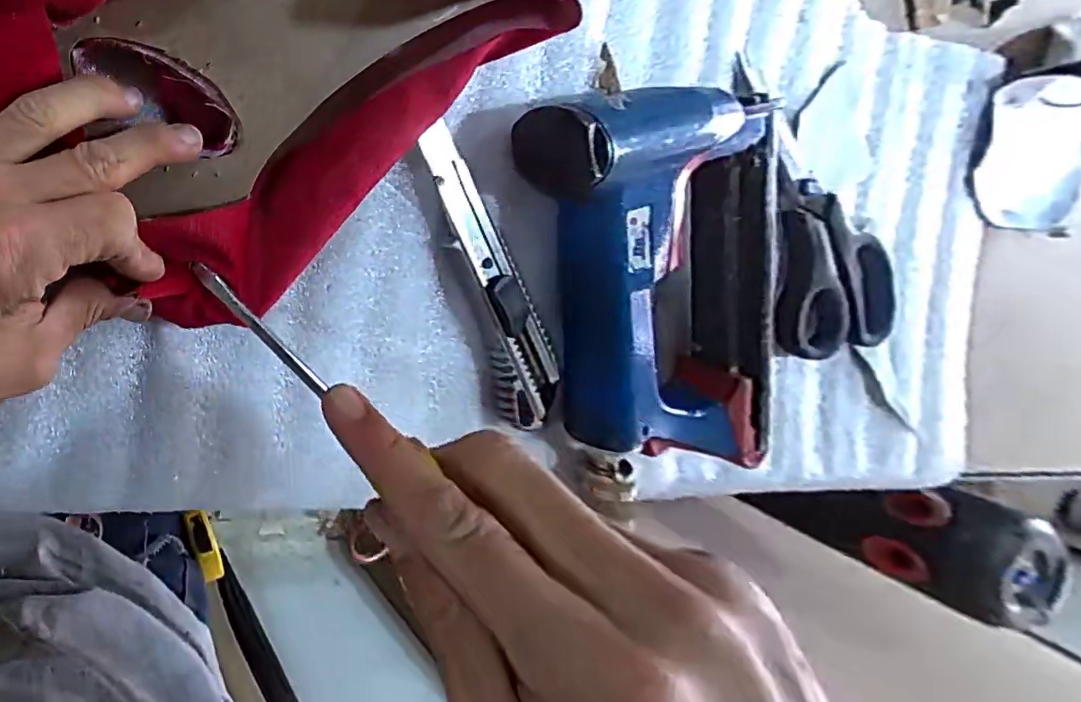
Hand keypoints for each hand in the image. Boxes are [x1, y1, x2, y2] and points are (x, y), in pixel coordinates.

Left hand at [0, 0, 202, 450]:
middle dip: (148, 149)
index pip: (108, 222)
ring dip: (87, 95)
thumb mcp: (28, 362)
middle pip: (89, 158)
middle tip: (190, 140)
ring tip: (124, 94)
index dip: (135, 247)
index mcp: (19, 249)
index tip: (140, 273)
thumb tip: (131, 286)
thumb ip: (85, 309)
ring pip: (32, 113)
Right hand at [323, 386, 826, 701]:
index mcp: (608, 680)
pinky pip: (612, 530)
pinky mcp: (735, 577)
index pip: (463, 531)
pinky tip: (593, 618)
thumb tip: (399, 526)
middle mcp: (669, 611)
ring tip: (520, 595)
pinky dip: (570, 551)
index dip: (392, 461)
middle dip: (445, 468)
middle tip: (415, 505)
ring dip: (510, 520)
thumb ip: (457, 629)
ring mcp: (715, 586)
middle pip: (511, 473)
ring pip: (557, 499)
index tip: (344, 404)